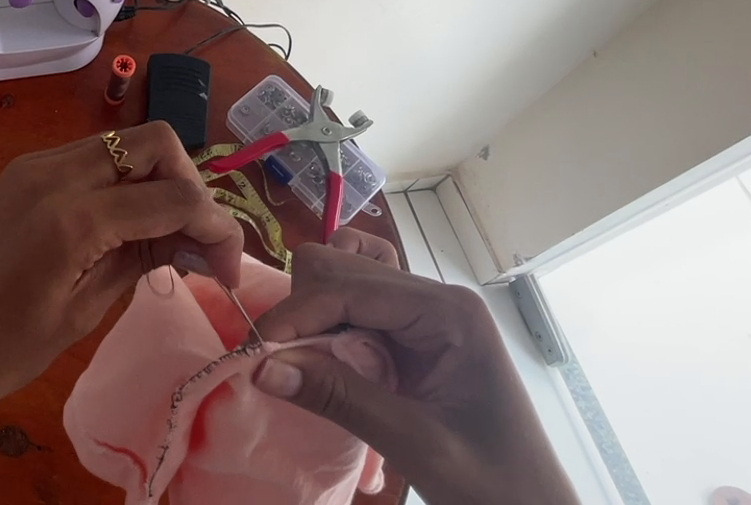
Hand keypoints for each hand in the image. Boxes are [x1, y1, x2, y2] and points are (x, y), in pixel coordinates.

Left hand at [0, 121, 242, 504]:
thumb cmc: (1, 351)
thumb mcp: (82, 314)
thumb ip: (142, 260)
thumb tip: (192, 238)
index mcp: (75, 217)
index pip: (175, 195)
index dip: (217, 227)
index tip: (229, 269)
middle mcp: (58, 172)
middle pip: (154, 141)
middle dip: (189, 183)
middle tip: (195, 241)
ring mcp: (37, 164)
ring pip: (124, 142)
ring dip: (158, 179)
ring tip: (166, 237)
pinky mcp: (26, 170)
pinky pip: (93, 157)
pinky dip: (124, 181)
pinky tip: (126, 225)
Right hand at [251, 237, 579, 504]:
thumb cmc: (495, 488)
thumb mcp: (417, 446)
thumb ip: (339, 397)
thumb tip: (260, 367)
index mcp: (446, 310)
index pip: (348, 287)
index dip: (297, 315)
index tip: (254, 352)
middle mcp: (432, 295)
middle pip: (339, 268)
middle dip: (302, 311)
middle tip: (281, 364)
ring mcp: (423, 310)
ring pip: (340, 280)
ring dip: (313, 317)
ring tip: (310, 368)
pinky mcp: (412, 331)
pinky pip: (354, 303)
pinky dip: (328, 319)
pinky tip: (328, 352)